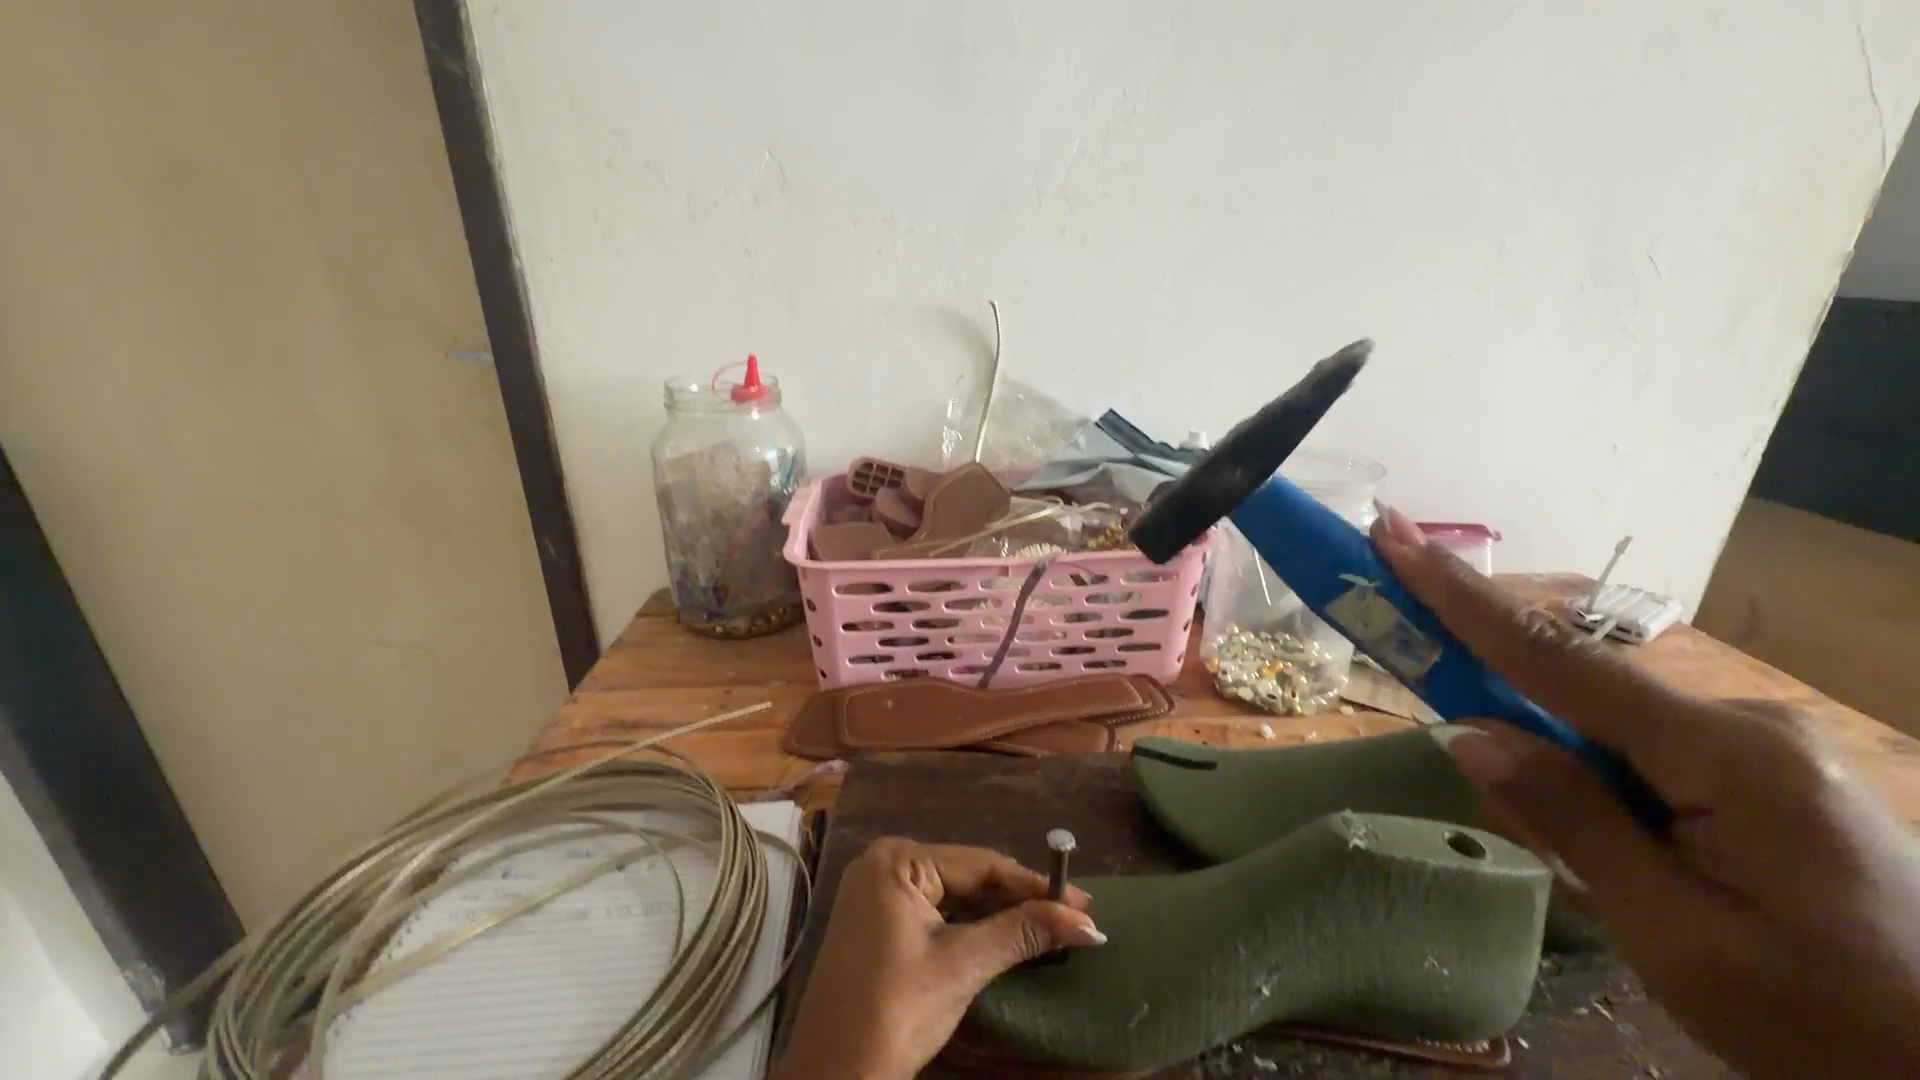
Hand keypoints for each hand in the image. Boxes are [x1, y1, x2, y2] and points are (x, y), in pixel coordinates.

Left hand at [773, 838, 1104, 1079]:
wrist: (832, 1074)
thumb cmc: (894, 1011)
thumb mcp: (962, 965)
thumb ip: (1022, 933)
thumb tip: (1088, 924)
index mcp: (896, 860)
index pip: (980, 864)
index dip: (1034, 884)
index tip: (1083, 903)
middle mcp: (883, 864)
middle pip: (968, 876)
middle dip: (1019, 898)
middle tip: (1073, 916)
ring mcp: (877, 893)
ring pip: (954, 894)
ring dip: (999, 913)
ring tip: (1050, 925)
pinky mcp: (878, 922)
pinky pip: (936, 911)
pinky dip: (971, 925)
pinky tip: (1006, 936)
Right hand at [1371, 506, 1919, 1078]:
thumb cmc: (1827, 1021)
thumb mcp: (1677, 939)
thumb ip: (1572, 823)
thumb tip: (1471, 734)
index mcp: (1730, 757)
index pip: (1556, 660)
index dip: (1460, 597)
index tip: (1392, 535)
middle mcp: (1745, 723)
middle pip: (1575, 692)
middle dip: (1505, 715)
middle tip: (1498, 779)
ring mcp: (1759, 741)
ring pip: (1604, 729)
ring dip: (1561, 774)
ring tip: (1610, 881)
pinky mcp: (1760, 766)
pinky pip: (1640, 751)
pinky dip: (1599, 785)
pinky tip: (1636, 860)